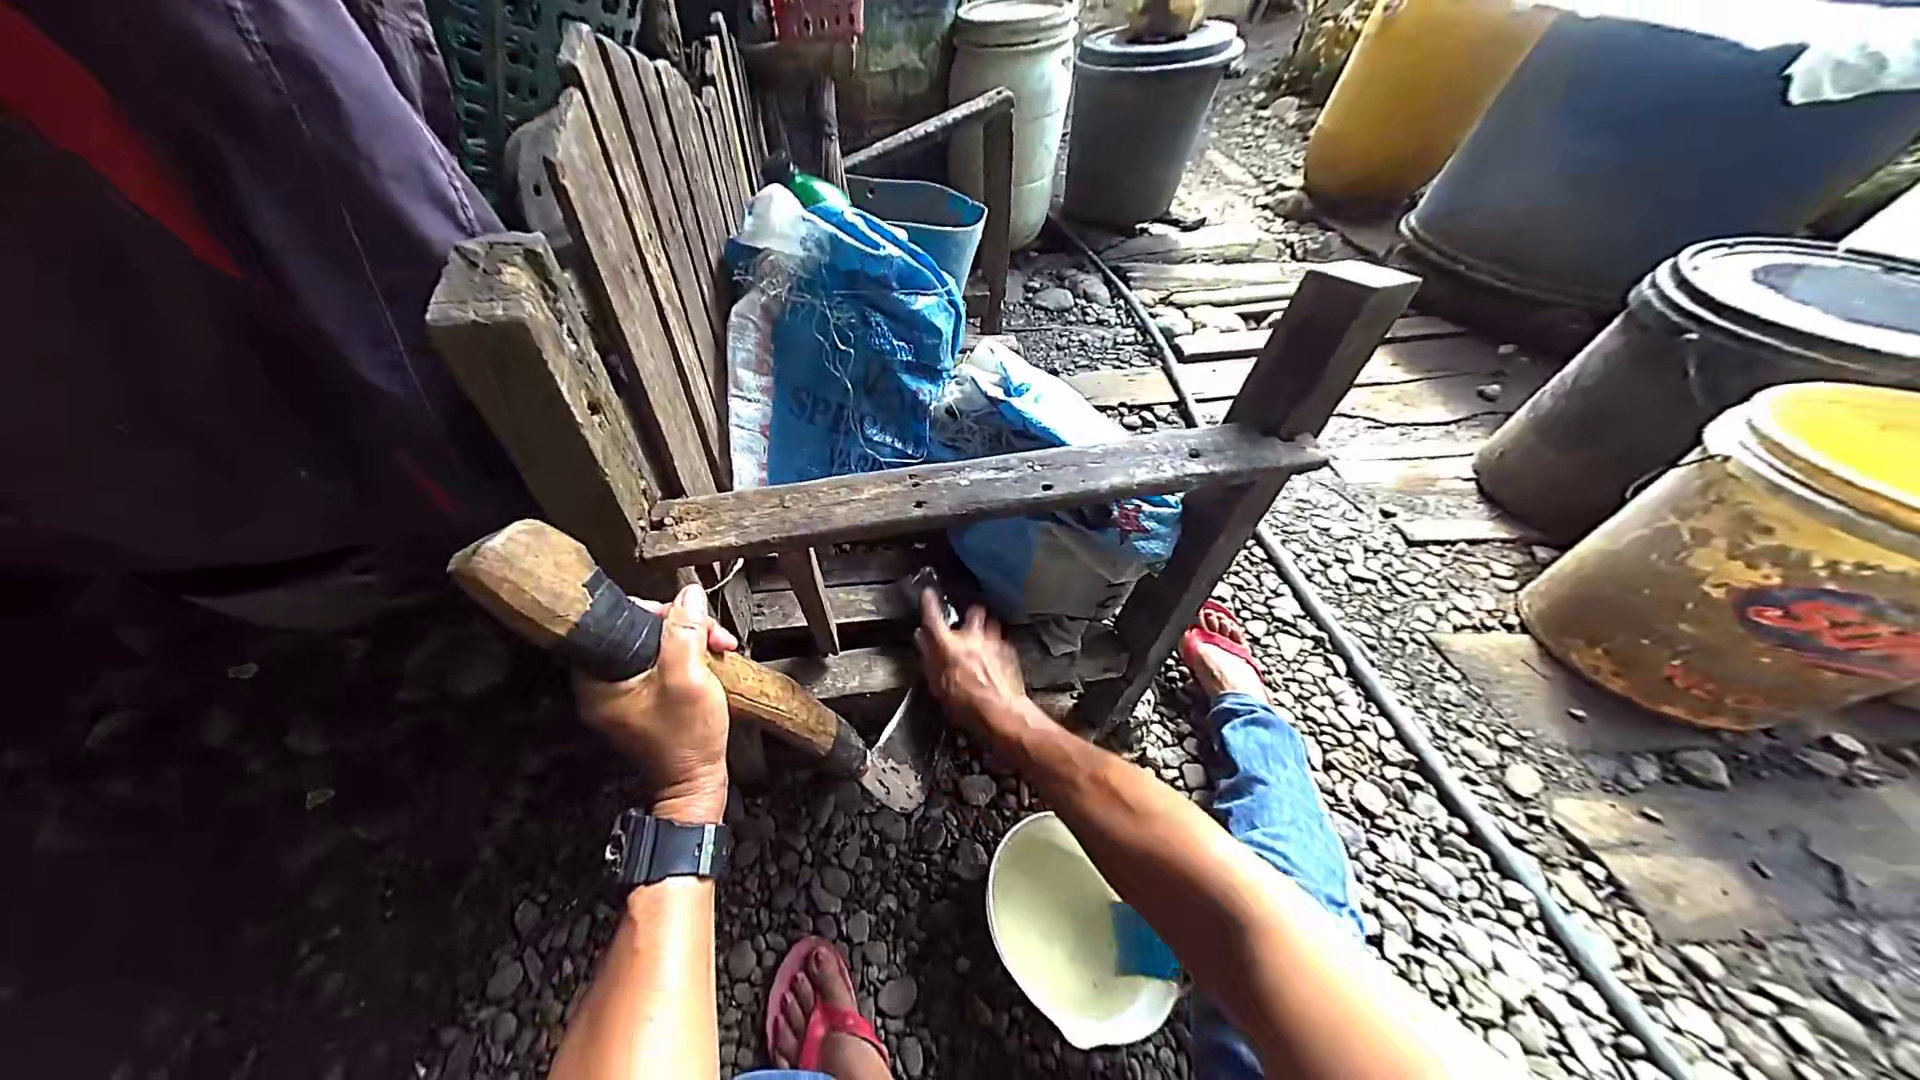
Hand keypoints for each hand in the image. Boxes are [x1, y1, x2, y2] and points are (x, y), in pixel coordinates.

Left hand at [574, 583, 737, 822]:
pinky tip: (709, 660)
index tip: (684, 616)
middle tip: (711, 635)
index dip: (656, 612)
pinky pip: (662, 662)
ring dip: (691, 639)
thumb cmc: (688, 742)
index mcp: (599, 681)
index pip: (619, 622)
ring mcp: (623, 693)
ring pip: (656, 644)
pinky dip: (688, 656)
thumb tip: (689, 595)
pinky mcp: (643, 698)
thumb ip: (686, 631)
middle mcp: (603, 685)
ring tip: (718, 648)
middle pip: (641, 631)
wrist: (698, 782)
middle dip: (682, 626)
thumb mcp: (690, 677)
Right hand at [915, 590, 1046, 751]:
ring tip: (981, 641)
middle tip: (965, 625)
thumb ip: (928, 658)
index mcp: (949, 646)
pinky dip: (996, 646)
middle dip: (969, 615)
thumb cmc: (969, 705)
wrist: (1002, 713)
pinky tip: (993, 659)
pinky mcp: (1009, 652)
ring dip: (985, 629)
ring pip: (990, 623)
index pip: (933, 617)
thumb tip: (922, 641)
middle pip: (972, 612)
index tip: (928, 594)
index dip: (929, 603)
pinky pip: (1001, 640)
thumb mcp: (938, 686)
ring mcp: (993, 643)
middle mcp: (972, 638)